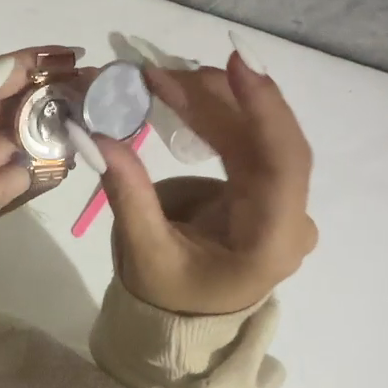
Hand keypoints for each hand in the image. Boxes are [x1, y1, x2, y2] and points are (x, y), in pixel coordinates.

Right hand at [92, 46, 318, 315]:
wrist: (182, 323)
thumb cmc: (168, 298)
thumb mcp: (144, 255)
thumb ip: (129, 196)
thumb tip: (97, 135)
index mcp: (271, 243)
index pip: (283, 166)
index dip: (264, 110)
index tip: (237, 65)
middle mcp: (289, 218)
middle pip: (268, 143)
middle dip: (222, 100)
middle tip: (169, 71)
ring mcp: (279, 204)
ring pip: (256, 138)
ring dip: (214, 103)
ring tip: (165, 78)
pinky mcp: (262, 192)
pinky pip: (245, 145)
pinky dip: (216, 118)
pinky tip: (186, 95)